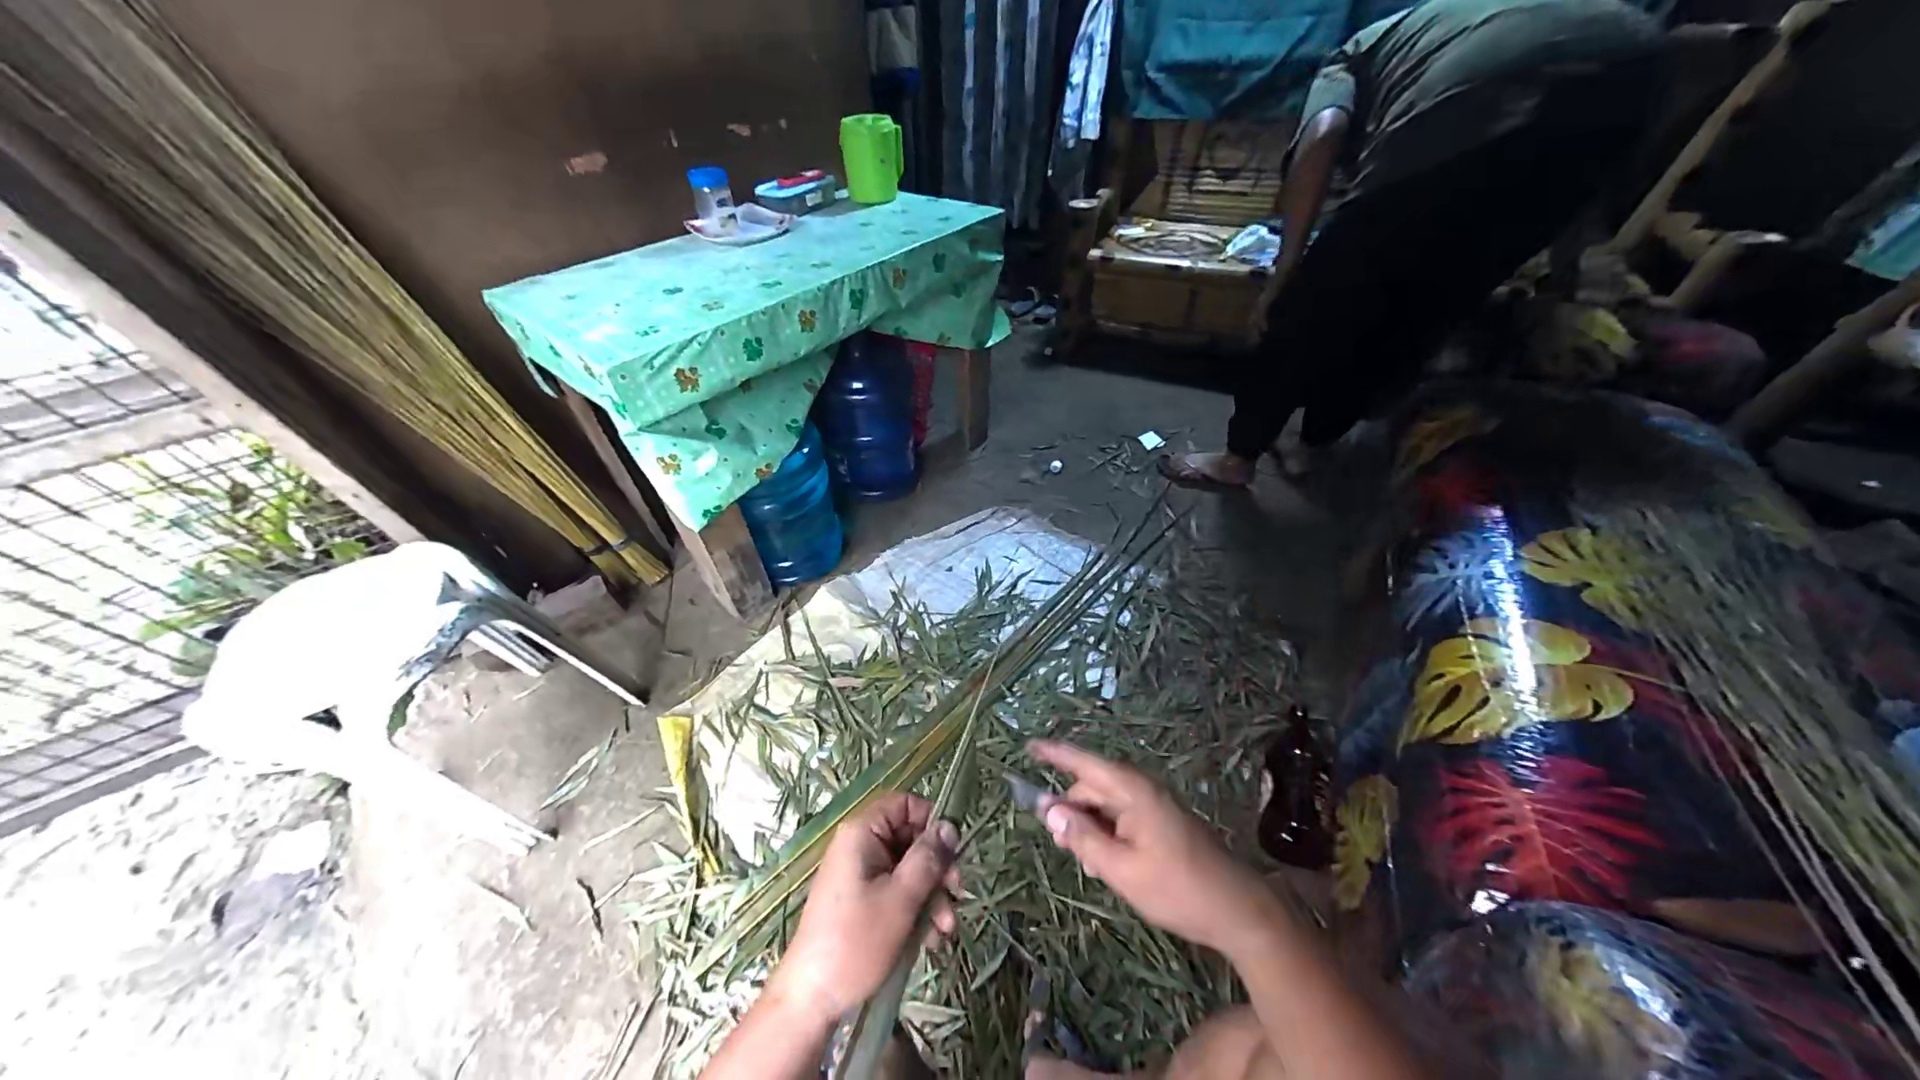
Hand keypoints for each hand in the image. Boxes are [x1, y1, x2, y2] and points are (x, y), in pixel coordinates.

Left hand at [764, 793, 960, 1029]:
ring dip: (932, 896)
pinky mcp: (863, 902)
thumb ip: (929, 858)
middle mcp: (860, 847)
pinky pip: (898, 892)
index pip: (904, 804)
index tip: (953, 850)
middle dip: (938, 869)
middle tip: (957, 894)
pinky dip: (917, 911)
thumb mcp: (901, 897)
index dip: (932, 821)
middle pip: (911, 839)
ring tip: (944, 930)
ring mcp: (861, 875)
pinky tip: (930, 940)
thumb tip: (950, 825)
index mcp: (861, 833)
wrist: (813, 998)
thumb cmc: (857, 941)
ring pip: (909, 870)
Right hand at [1028, 740, 1277, 954]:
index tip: (1028, 746)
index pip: (1083, 762)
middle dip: (1070, 810)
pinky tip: (1106, 864)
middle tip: (1060, 845)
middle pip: (1091, 788)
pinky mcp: (1161, 823)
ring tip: (1087, 863)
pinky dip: (1106, 835)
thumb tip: (1050, 810)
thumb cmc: (1176, 888)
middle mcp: (1142, 790)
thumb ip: (1082, 837)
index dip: (1054, 753)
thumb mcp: (1120, 868)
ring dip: (1088, 828)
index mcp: (1132, 791)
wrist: (1237, 910)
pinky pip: (1121, 819)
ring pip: (1104, 806)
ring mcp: (1153, 806)